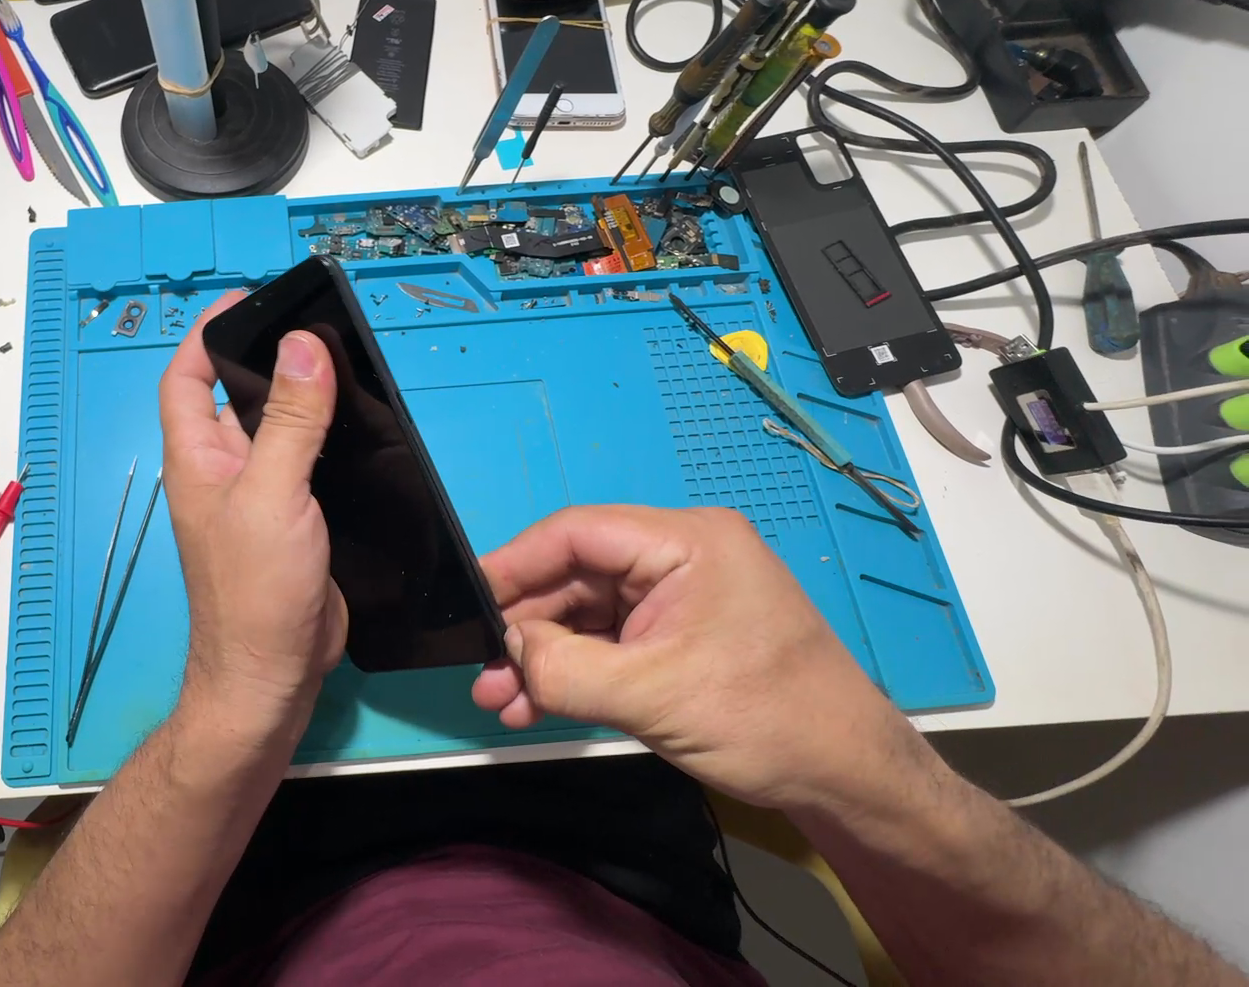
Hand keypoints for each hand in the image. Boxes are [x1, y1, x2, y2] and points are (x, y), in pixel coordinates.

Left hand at [159, 294, 346, 734]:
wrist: (273, 673)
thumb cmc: (255, 586)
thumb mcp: (271, 494)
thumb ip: (288, 422)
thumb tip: (302, 344)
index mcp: (198, 456)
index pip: (186, 378)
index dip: (207, 335)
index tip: (247, 301)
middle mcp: (224, 469)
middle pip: (240, 397)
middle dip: (271, 360)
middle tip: (321, 329)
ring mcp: (261, 496)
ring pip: (280, 430)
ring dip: (306, 399)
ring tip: (350, 366)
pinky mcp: (296, 519)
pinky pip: (309, 464)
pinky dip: (329, 440)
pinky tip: (363, 426)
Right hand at [471, 505, 938, 815]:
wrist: (851, 784)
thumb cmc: (767, 722)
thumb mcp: (654, 695)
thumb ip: (565, 669)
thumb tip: (504, 649)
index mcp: (686, 543)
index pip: (577, 534)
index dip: (516, 562)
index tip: (468, 596)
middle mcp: (675, 558)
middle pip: (574, 578)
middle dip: (524, 628)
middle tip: (481, 671)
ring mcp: (671, 599)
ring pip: (581, 616)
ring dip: (538, 658)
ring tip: (498, 699)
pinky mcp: (669, 636)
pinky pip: (601, 644)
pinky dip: (566, 674)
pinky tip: (531, 705)